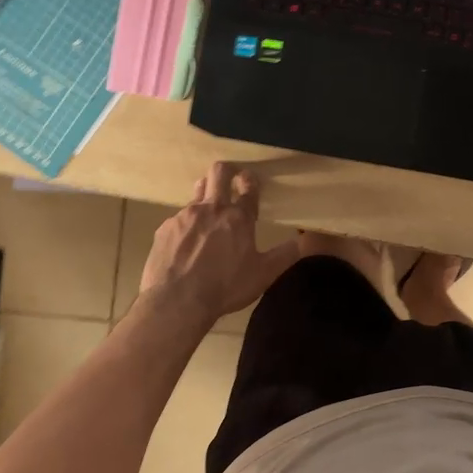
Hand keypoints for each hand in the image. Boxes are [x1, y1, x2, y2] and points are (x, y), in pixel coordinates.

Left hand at [138, 162, 300, 322]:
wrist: (176, 301)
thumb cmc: (225, 287)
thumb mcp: (263, 274)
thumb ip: (286, 255)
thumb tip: (307, 240)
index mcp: (238, 217)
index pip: (248, 187)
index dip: (251, 181)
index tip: (251, 182)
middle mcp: (211, 208)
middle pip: (219, 172)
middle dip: (228, 170)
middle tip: (231, 179)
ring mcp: (185, 216)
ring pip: (197, 194)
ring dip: (206, 198)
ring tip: (209, 217)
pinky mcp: (165, 228)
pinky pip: (178, 219)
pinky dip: (187, 226)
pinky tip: (186, 246)